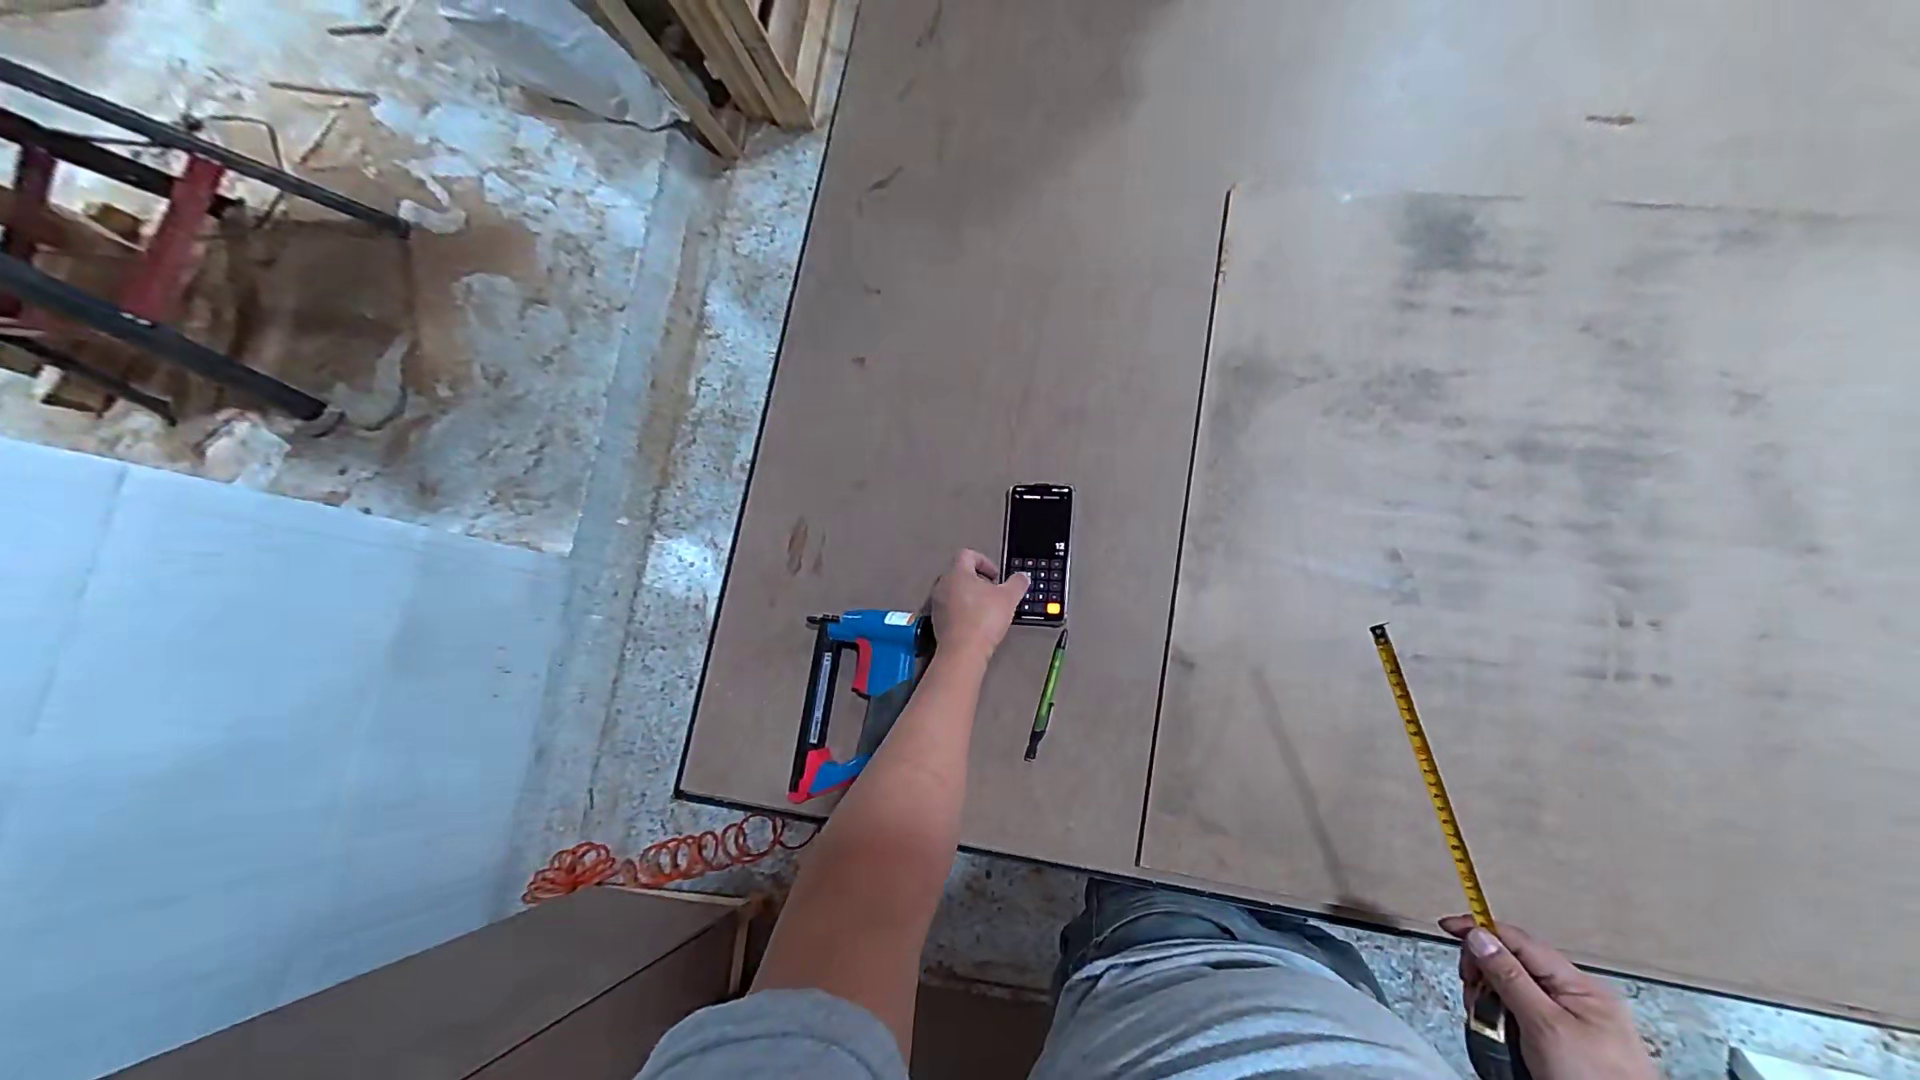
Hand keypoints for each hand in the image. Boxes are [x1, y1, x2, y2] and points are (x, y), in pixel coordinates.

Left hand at [929, 549, 1028, 660]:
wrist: (964, 651)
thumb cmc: (980, 622)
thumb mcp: (1009, 598)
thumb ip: (1017, 583)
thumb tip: (1022, 578)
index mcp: (957, 573)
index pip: (967, 555)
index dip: (984, 562)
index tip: (995, 575)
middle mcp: (943, 585)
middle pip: (961, 573)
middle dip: (979, 581)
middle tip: (993, 592)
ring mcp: (938, 604)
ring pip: (954, 592)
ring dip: (970, 597)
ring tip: (986, 609)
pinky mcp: (938, 622)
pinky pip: (951, 610)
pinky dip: (963, 612)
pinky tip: (977, 624)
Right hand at [1440, 916, 1657, 1079]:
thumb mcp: (1544, 1027)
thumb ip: (1509, 977)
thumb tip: (1479, 935)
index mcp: (1580, 987)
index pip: (1519, 941)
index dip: (1480, 929)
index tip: (1446, 927)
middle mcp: (1578, 997)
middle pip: (1514, 963)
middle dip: (1484, 971)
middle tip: (1470, 991)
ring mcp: (1573, 1020)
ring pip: (1515, 988)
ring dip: (1491, 997)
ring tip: (1486, 1019)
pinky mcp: (1564, 1040)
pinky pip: (1523, 1012)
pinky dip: (1504, 1015)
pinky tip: (1500, 1031)